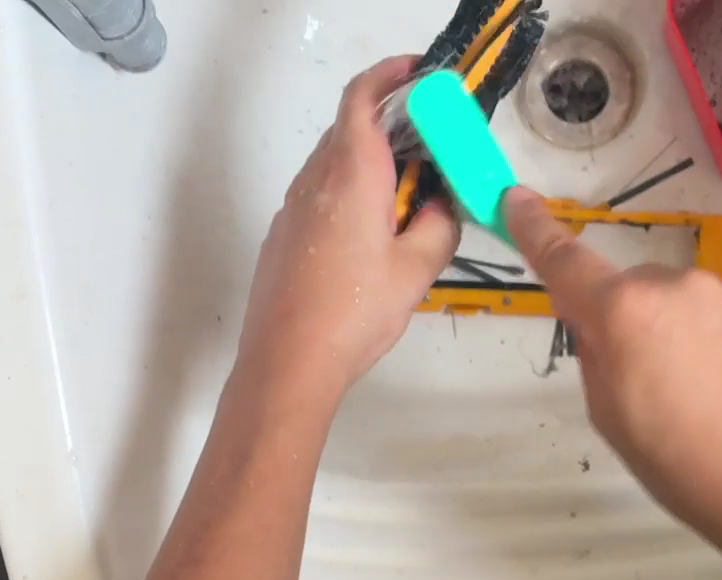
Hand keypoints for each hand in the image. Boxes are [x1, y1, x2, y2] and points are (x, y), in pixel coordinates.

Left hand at [237, 56, 459, 401]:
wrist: (288, 362)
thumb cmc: (354, 313)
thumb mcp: (415, 273)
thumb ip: (437, 229)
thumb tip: (440, 209)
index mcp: (351, 174)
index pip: (364, 97)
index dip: (391, 76)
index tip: (420, 78)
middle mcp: (315, 180)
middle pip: (350, 131)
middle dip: (391, 133)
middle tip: (429, 160)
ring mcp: (292, 209)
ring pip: (334, 168)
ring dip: (369, 172)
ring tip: (403, 210)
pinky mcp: (282, 238)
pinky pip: (319, 200)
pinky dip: (347, 200)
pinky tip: (366, 245)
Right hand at [501, 186, 721, 534]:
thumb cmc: (676, 462)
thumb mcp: (609, 415)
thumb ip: (595, 355)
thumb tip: (600, 327)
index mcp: (624, 312)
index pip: (566, 263)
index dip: (535, 231)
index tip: (515, 201)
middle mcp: (674, 286)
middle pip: (626, 290)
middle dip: (620, 323)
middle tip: (637, 388)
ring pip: (672, 304)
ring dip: (666, 335)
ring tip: (688, 400)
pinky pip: (710, 317)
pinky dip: (703, 344)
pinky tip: (721, 393)